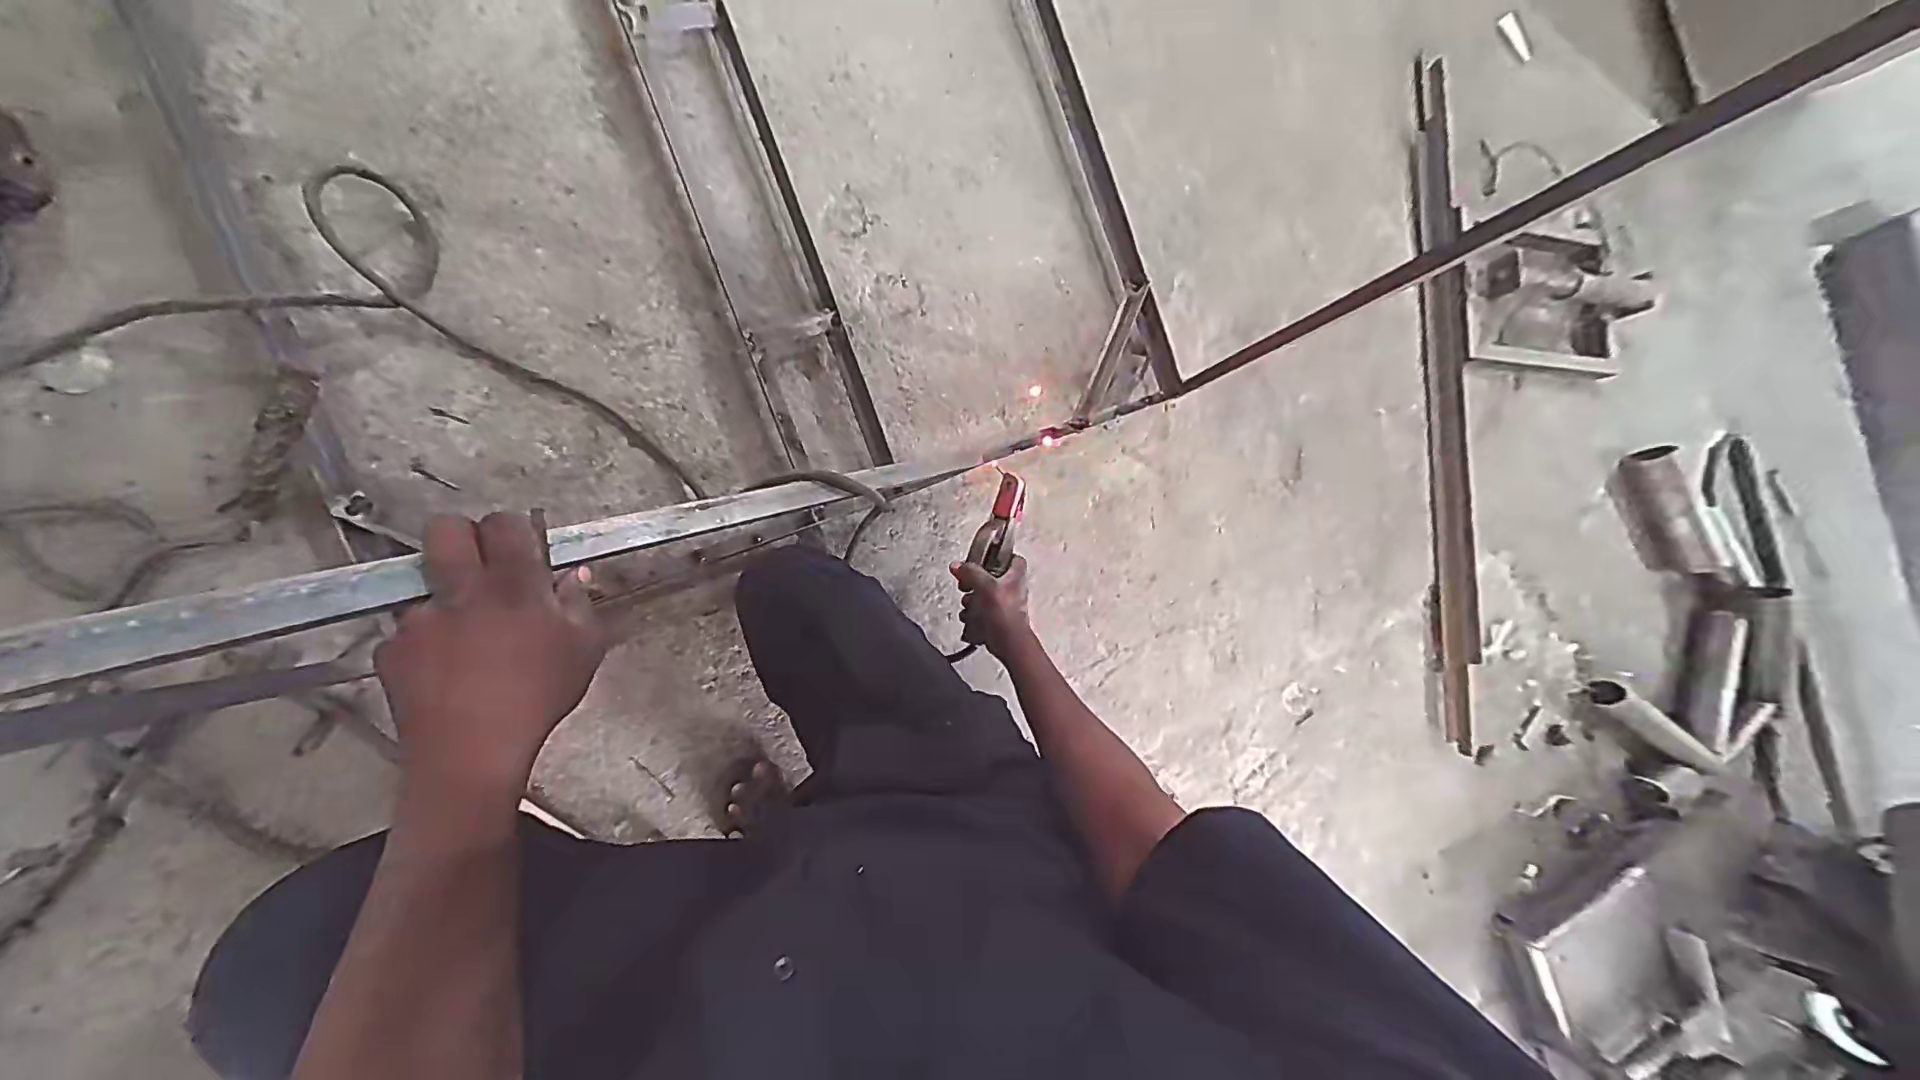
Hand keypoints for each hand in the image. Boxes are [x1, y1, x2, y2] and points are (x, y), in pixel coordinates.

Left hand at [375, 513, 606, 798]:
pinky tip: (447, 668)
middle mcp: (461, 591)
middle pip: (446, 529)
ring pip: (426, 583)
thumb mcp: (585, 649)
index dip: (514, 528)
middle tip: (483, 564)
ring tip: (469, 634)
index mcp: (513, 585)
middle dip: (464, 535)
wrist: (472, 751)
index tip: (523, 548)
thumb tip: (574, 576)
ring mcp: (417, 618)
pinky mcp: (389, 648)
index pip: (505, 524)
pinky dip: (427, 640)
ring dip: (447, 596)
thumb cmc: (539, 695)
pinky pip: (409, 629)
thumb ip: (580, 604)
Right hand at [951, 555, 1032, 659]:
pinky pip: (981, 613)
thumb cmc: (1005, 613)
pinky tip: (971, 618)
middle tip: (967, 584)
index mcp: (1016, 576)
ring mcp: (1005, 605)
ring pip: (984, 596)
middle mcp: (1012, 589)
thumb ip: (970, 573)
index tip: (984, 557)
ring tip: (970, 604)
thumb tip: (958, 566)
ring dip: (972, 600)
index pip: (1013, 559)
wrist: (1008, 642)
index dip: (1000, 556)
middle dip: (976, 582)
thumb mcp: (985, 585)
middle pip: (992, 578)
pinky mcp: (997, 619)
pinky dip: (974, 615)